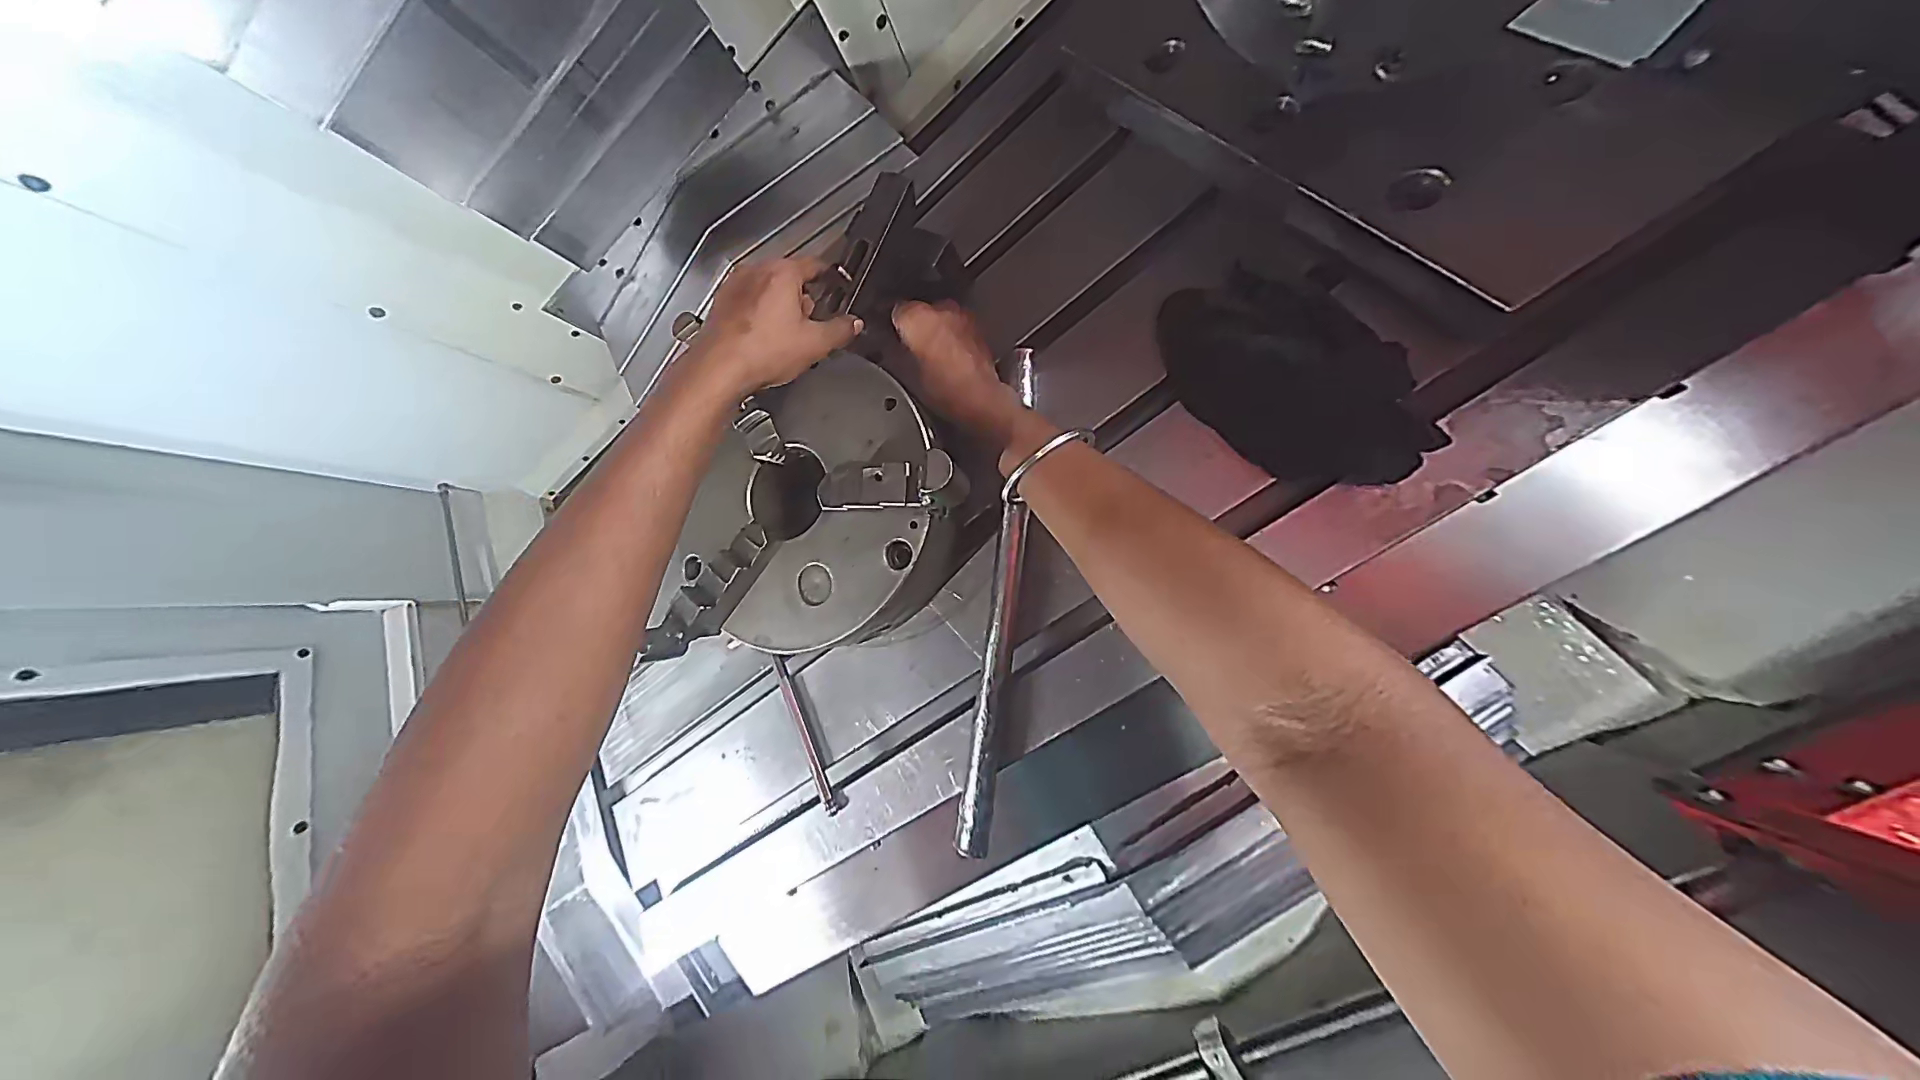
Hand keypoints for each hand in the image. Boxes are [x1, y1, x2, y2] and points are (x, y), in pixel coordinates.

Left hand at [691, 256, 861, 395]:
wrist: (720, 368)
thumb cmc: (760, 351)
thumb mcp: (815, 344)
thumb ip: (840, 330)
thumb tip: (853, 324)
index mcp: (783, 273)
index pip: (815, 264)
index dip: (830, 276)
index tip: (835, 283)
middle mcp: (756, 272)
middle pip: (790, 278)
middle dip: (803, 299)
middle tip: (811, 324)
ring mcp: (736, 286)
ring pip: (769, 290)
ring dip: (781, 308)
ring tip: (787, 337)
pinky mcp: (723, 304)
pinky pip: (750, 303)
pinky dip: (761, 316)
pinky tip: (765, 340)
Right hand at [893, 300, 1025, 446]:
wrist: (983, 400)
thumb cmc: (949, 391)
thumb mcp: (908, 376)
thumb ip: (893, 354)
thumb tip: (888, 349)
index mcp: (918, 319)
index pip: (896, 309)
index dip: (890, 324)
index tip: (888, 335)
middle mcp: (942, 310)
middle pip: (919, 310)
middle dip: (914, 327)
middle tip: (909, 348)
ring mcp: (962, 317)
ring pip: (939, 316)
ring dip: (933, 330)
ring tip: (930, 356)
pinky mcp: (976, 328)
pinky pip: (956, 326)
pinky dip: (950, 336)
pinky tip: (949, 358)